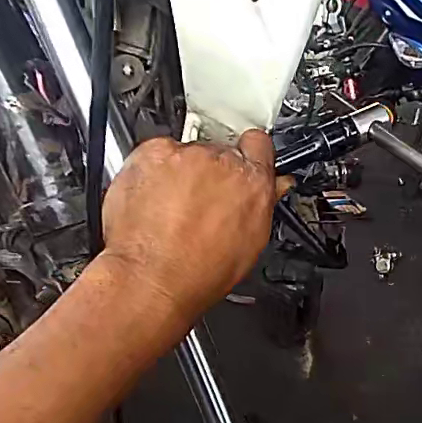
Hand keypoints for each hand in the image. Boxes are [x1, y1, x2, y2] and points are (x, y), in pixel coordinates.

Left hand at [99, 130, 277, 318]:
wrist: (152, 278)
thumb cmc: (198, 272)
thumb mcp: (249, 244)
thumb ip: (261, 205)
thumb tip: (270, 190)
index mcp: (253, 183)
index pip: (259, 144)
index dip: (249, 156)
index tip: (241, 164)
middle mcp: (222, 162)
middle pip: (219, 152)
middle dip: (210, 174)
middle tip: (197, 205)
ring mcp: (186, 156)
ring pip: (185, 154)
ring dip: (180, 174)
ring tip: (171, 211)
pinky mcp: (152, 154)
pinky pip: (154, 154)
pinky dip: (152, 173)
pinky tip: (152, 202)